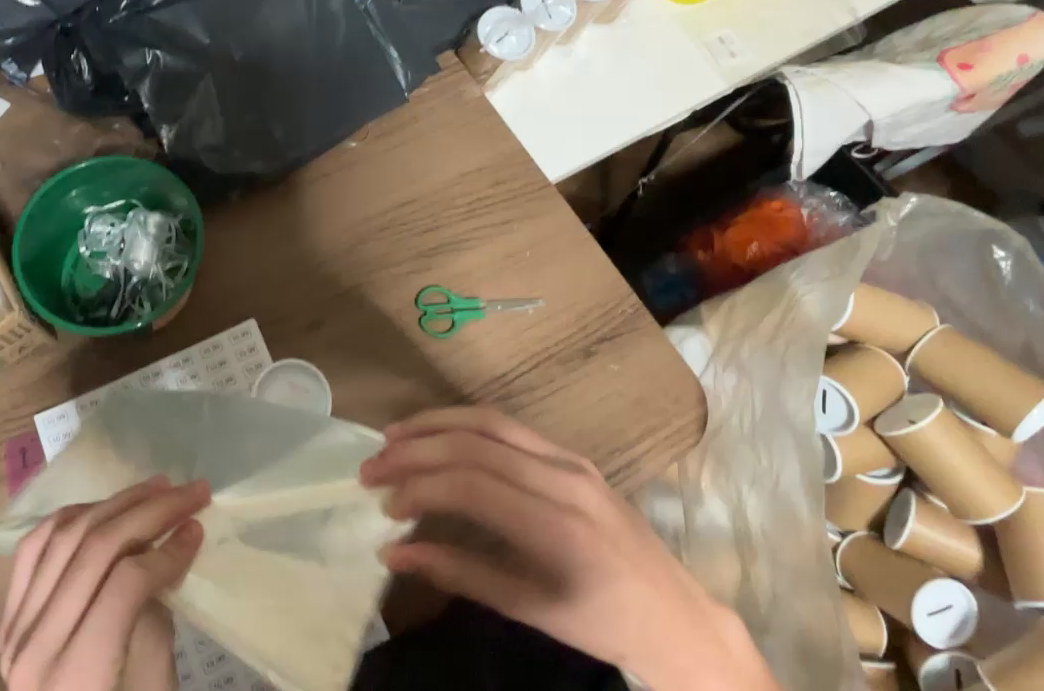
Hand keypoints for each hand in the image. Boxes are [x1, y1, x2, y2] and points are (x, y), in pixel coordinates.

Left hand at [0, 476, 210, 690]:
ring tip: (157, 488)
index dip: (167, 548)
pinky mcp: (8, 620)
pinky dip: (72, 519)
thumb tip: (168, 545)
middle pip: (93, 550)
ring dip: (115, 503)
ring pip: (62, 538)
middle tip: (193, 491)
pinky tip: (106, 507)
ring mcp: (12, 632)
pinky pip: (34, 550)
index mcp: (74, 676)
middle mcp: (32, 649)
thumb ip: (153, 611)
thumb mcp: (155, 681)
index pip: (124, 583)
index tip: (201, 527)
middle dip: (150, 510)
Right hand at [360, 408, 777, 690]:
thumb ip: (458, 572)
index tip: (386, 507)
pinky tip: (437, 434)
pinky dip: (464, 424)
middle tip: (371, 468)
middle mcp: (563, 478)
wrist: (673, 612)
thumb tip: (392, 550)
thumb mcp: (528, 608)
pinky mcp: (572, 455)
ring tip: (392, 437)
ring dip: (435, 425)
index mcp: (556, 526)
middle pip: (473, 444)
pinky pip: (510, 427)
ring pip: (490, 422)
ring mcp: (570, 460)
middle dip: (414, 451)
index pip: (470, 485)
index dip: (419, 488)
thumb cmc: (599, 622)